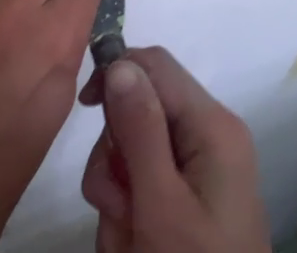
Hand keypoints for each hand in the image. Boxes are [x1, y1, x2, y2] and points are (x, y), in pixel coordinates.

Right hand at [80, 47, 270, 252]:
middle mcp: (210, 135)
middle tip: (118, 202)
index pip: (155, 64)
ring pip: (133, 148)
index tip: (83, 110)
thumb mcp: (159, 203)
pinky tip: (134, 241)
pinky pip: (143, 180)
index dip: (115, 74)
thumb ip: (139, 129)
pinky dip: (129, 208)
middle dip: (115, 153)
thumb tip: (119, 61)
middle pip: (140, 108)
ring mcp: (201, 166)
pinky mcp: (192, 193)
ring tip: (128, 235)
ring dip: (116, 189)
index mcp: (212, 125)